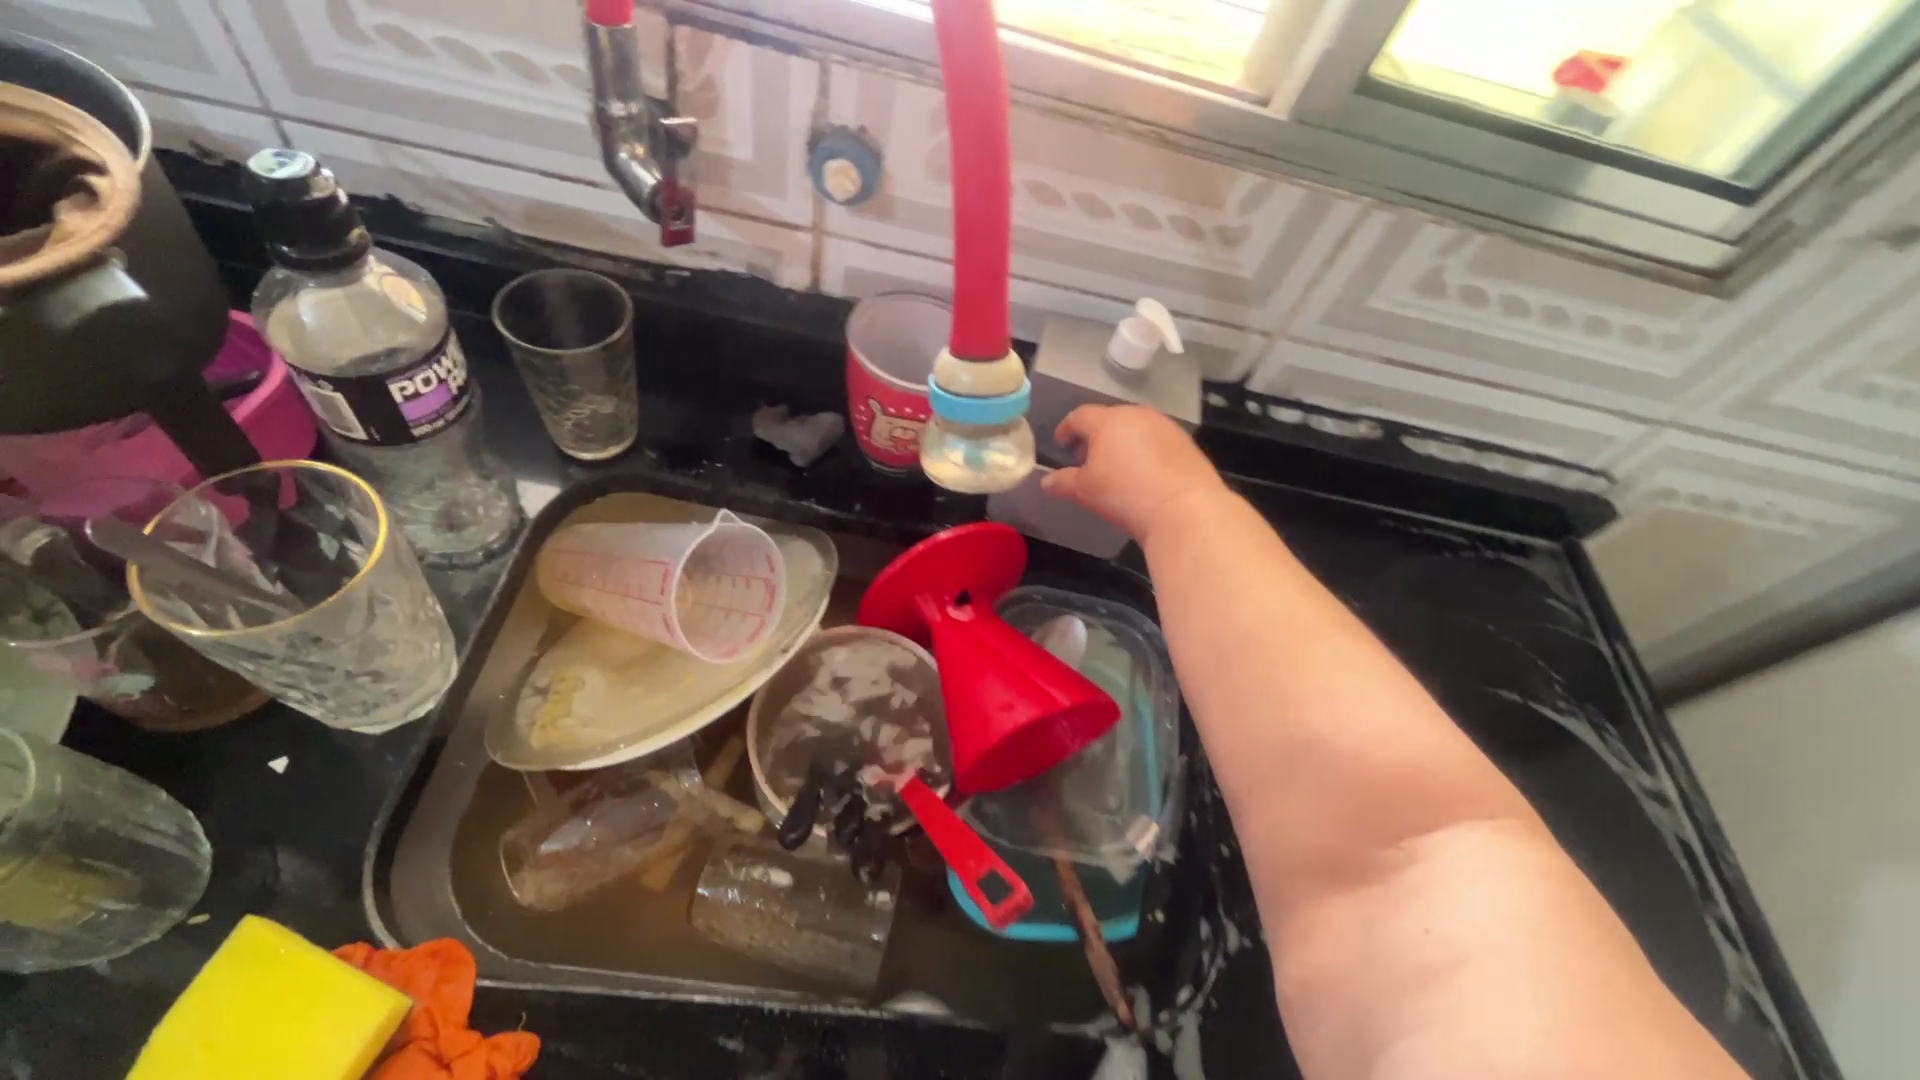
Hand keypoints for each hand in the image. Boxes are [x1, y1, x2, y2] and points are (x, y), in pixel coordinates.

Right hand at [1042, 405, 1228, 541]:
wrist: (1184, 508)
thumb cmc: (1125, 494)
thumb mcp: (1086, 491)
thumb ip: (1063, 482)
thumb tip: (1047, 481)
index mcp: (1107, 422)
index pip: (1080, 416)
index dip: (1067, 429)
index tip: (1061, 443)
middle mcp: (1137, 415)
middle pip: (1109, 419)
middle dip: (1095, 435)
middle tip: (1087, 457)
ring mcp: (1165, 427)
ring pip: (1135, 428)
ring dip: (1122, 441)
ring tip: (1116, 466)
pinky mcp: (1185, 442)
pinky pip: (1156, 440)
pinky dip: (1145, 450)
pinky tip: (1144, 473)